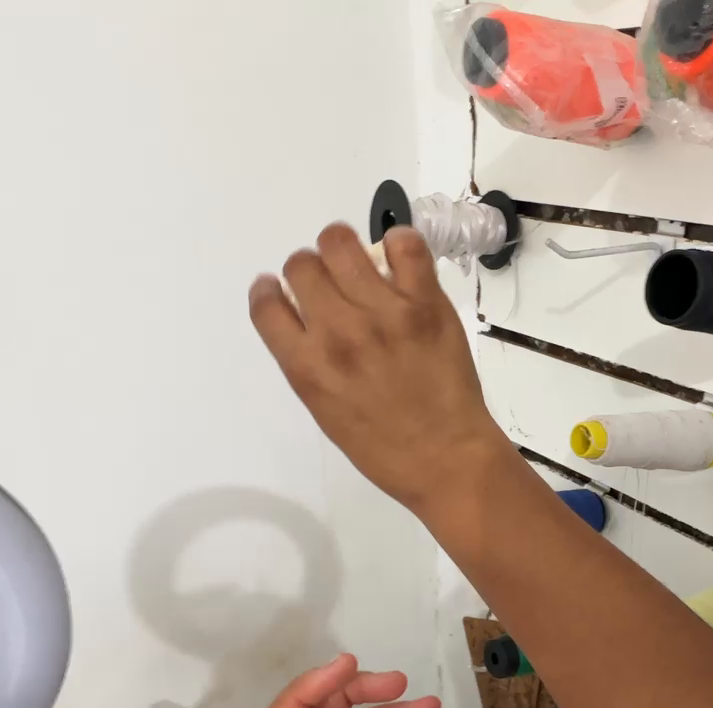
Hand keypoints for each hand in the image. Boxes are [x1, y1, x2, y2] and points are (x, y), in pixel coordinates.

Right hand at [247, 223, 517, 512]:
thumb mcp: (327, 413)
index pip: (265, 304)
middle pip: (301, 264)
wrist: (447, 460)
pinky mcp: (425, 304)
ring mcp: (382, 314)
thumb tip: (306, 320)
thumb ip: (310, 364)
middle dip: (309, 270)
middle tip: (331, 285)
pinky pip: (405, 245)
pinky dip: (399, 244)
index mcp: (307, 367)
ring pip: (340, 243)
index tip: (282, 291)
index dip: (269, 291)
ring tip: (361, 268)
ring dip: (343, 249)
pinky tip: (400, 263)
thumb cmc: (385, 450)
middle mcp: (337, 332)